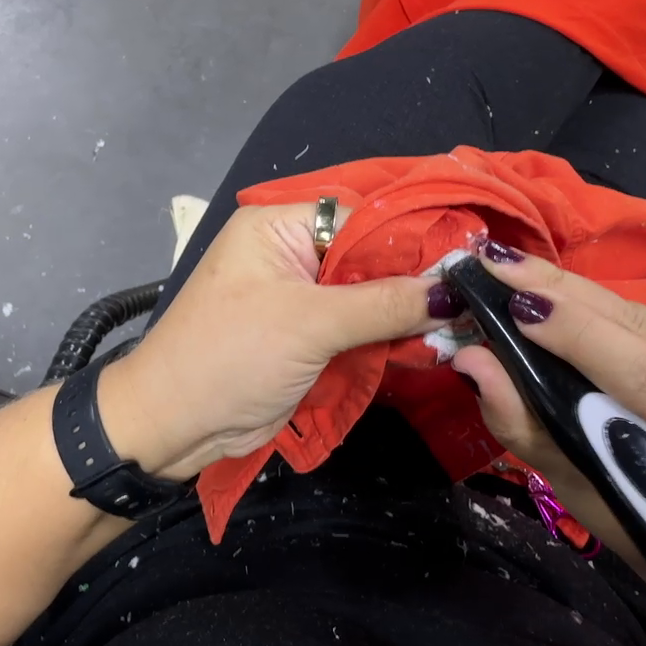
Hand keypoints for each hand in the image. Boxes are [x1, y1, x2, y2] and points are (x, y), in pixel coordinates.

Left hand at [97, 203, 443, 479]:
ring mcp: (299, 297)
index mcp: (278, 227)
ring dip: (405, 315)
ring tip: (461, 327)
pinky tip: (429, 346)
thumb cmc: (229, 357)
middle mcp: (290, 253)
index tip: (466, 264)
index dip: (411, 241)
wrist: (173, 426)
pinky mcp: (306, 337)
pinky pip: (357, 328)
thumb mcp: (308, 324)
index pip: (361, 219)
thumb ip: (383, 303)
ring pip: (367, 296)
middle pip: (368, 257)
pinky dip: (387, 339)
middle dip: (413, 281)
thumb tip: (453, 288)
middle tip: (472, 300)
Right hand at [452, 246, 645, 559]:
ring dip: (566, 288)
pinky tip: (542, 282)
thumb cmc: (634, 514)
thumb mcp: (570, 482)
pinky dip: (586, 297)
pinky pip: (640, 312)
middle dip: (562, 297)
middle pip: (642, 331)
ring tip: (505, 267)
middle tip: (494, 266)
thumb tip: (471, 359)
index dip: (584, 338)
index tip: (519, 308)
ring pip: (637, 313)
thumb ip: (521, 421)